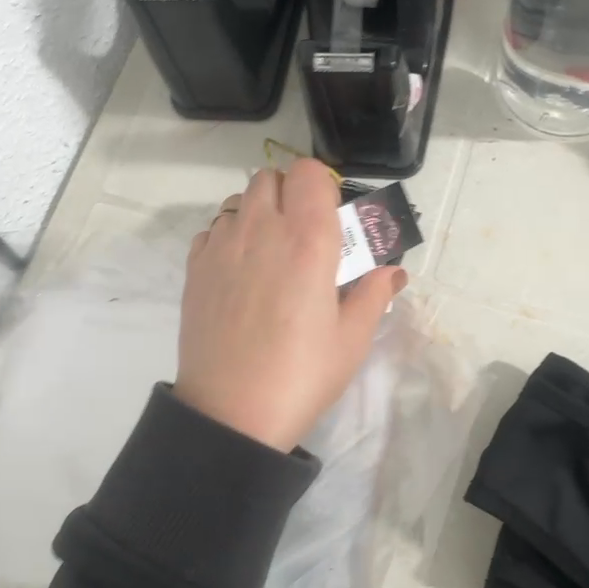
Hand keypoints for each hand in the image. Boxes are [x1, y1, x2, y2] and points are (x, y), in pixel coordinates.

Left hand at [174, 159, 407, 451]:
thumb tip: (393, 271)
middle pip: (271, 177)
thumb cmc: (302, 375)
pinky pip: (213, 229)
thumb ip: (375, 294)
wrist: (231, 414)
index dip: (323, 186)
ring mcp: (222, 246)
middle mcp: (262, 229)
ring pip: (239, 200)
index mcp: (308, 240)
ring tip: (271, 252)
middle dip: (290, 194)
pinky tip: (241, 272)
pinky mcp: (195, 267)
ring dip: (258, 212)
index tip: (331, 216)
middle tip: (304, 234)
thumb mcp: (352, 339)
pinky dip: (229, 236)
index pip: (310, 173)